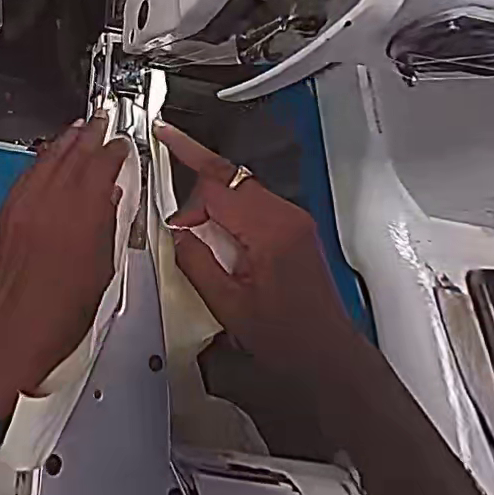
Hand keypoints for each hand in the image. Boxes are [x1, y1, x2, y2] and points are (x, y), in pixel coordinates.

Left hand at [0, 118, 128, 418]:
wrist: (13, 332)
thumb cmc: (59, 312)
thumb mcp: (103, 269)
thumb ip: (109, 225)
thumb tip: (112, 201)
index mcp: (83, 214)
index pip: (102, 164)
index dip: (115, 150)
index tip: (122, 145)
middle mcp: (52, 202)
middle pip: (74, 152)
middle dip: (91, 133)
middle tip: (102, 120)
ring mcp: (26, 204)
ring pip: (48, 157)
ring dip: (66, 140)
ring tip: (78, 128)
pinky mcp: (8, 212)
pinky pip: (27, 173)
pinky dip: (42, 159)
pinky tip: (48, 155)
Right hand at [155, 122, 363, 380]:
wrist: (328, 356)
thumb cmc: (288, 339)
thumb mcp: (227, 305)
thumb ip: (195, 261)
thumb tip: (178, 233)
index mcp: (270, 231)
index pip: (219, 183)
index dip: (186, 170)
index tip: (166, 138)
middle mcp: (286, 216)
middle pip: (229, 178)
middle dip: (197, 194)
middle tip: (178, 224)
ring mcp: (293, 219)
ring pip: (240, 187)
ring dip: (213, 203)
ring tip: (196, 234)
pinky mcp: (293, 227)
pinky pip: (252, 202)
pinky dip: (228, 211)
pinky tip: (218, 239)